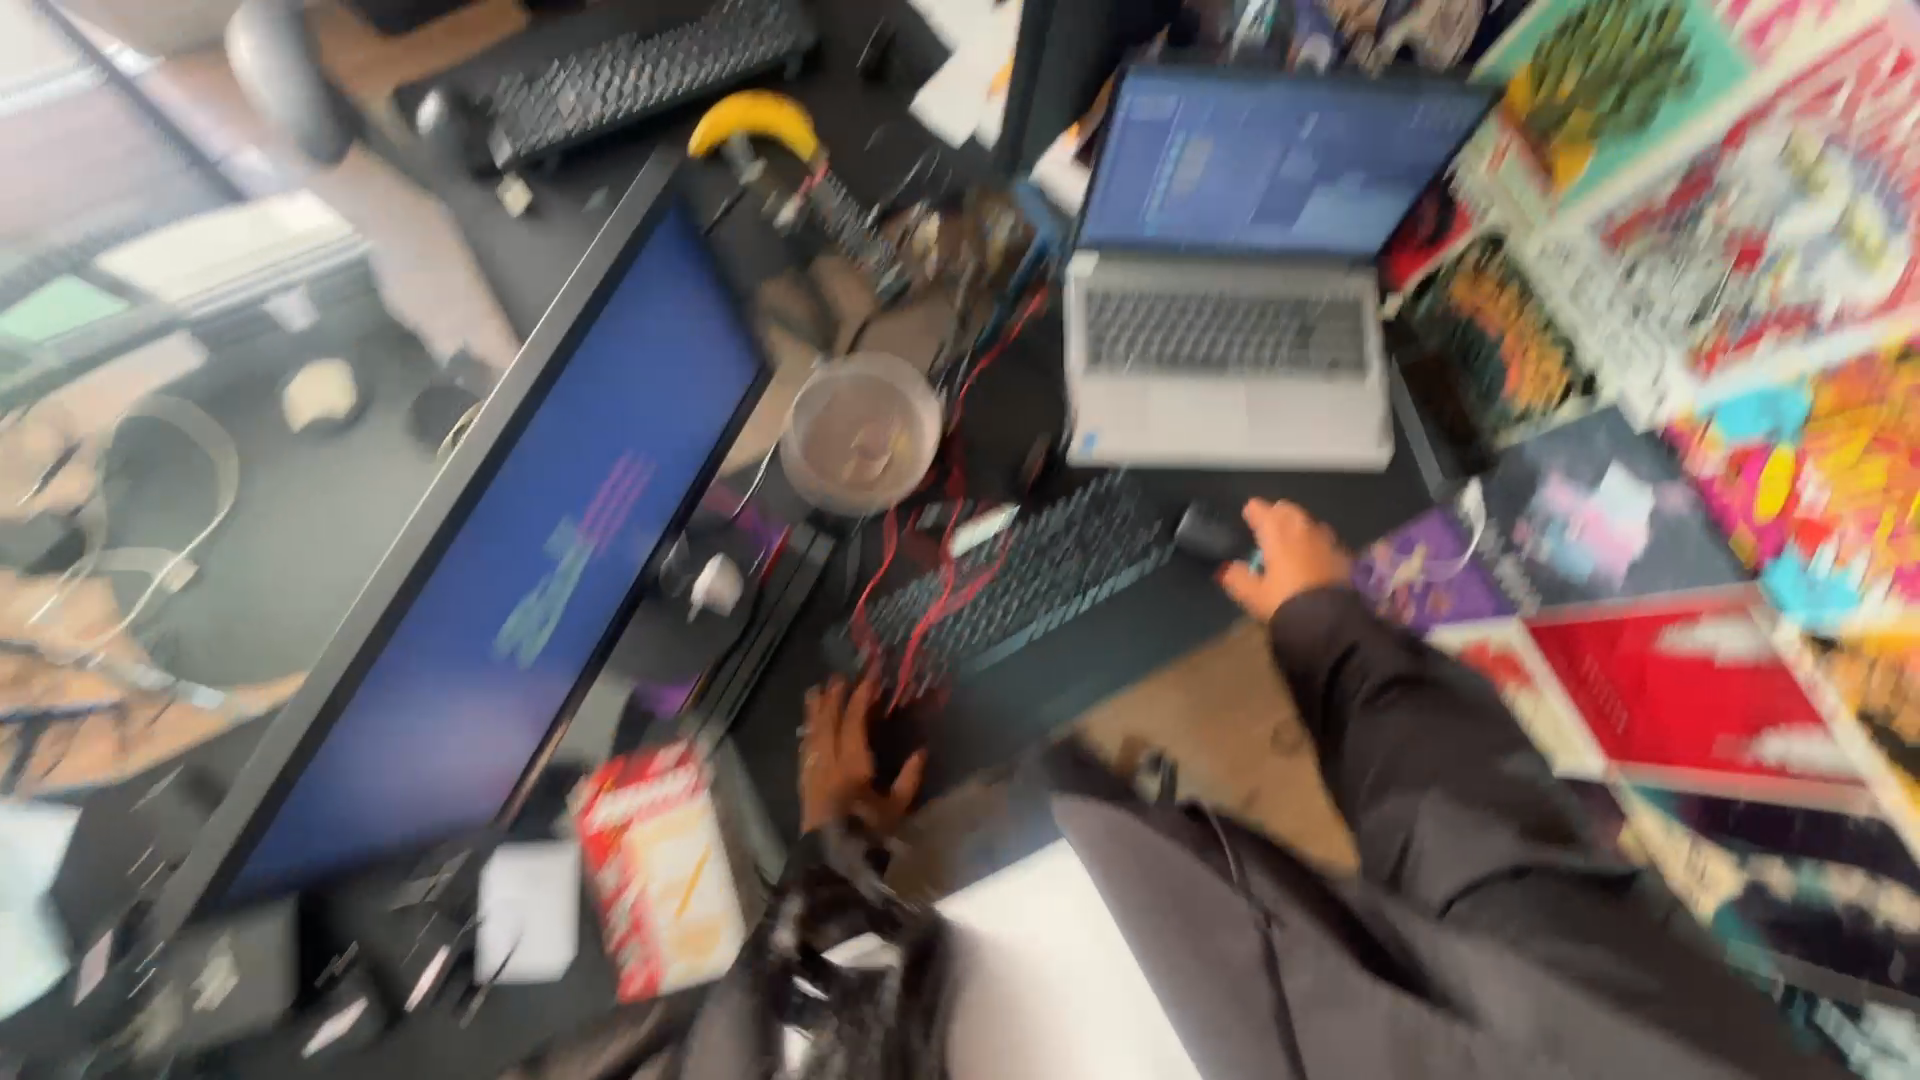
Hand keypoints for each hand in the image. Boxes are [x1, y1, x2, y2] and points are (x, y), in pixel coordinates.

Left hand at [800, 674, 927, 835]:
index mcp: (853, 765)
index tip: (869, 679)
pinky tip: (807, 727)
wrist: (833, 862)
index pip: (854, 722)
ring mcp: (813, 772)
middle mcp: (829, 763)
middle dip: (834, 697)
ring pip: (813, 733)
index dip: (861, 697)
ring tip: (816, 691)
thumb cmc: (869, 835)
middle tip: (839, 677)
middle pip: (829, 721)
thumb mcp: (898, 808)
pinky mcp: (804, 784)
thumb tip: (922, 750)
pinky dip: (807, 733)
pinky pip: (804, 750)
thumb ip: (910, 778)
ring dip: (815, 710)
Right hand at [1218, 499, 1352, 622]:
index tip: (1248, 513)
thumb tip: (1228, 568)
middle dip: (1278, 513)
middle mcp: (1303, 530)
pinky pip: (1327, 541)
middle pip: (1289, 510)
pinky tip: (1314, 557)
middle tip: (1270, 523)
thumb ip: (1237, 578)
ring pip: (1310, 523)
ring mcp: (1327, 541)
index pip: (1262, 510)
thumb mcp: (1252, 595)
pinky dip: (1317, 544)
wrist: (1330, 621)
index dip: (1253, 511)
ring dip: (1299, 526)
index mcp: (1277, 533)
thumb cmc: (1285, 603)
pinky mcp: (1344, 556)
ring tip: (1292, 539)